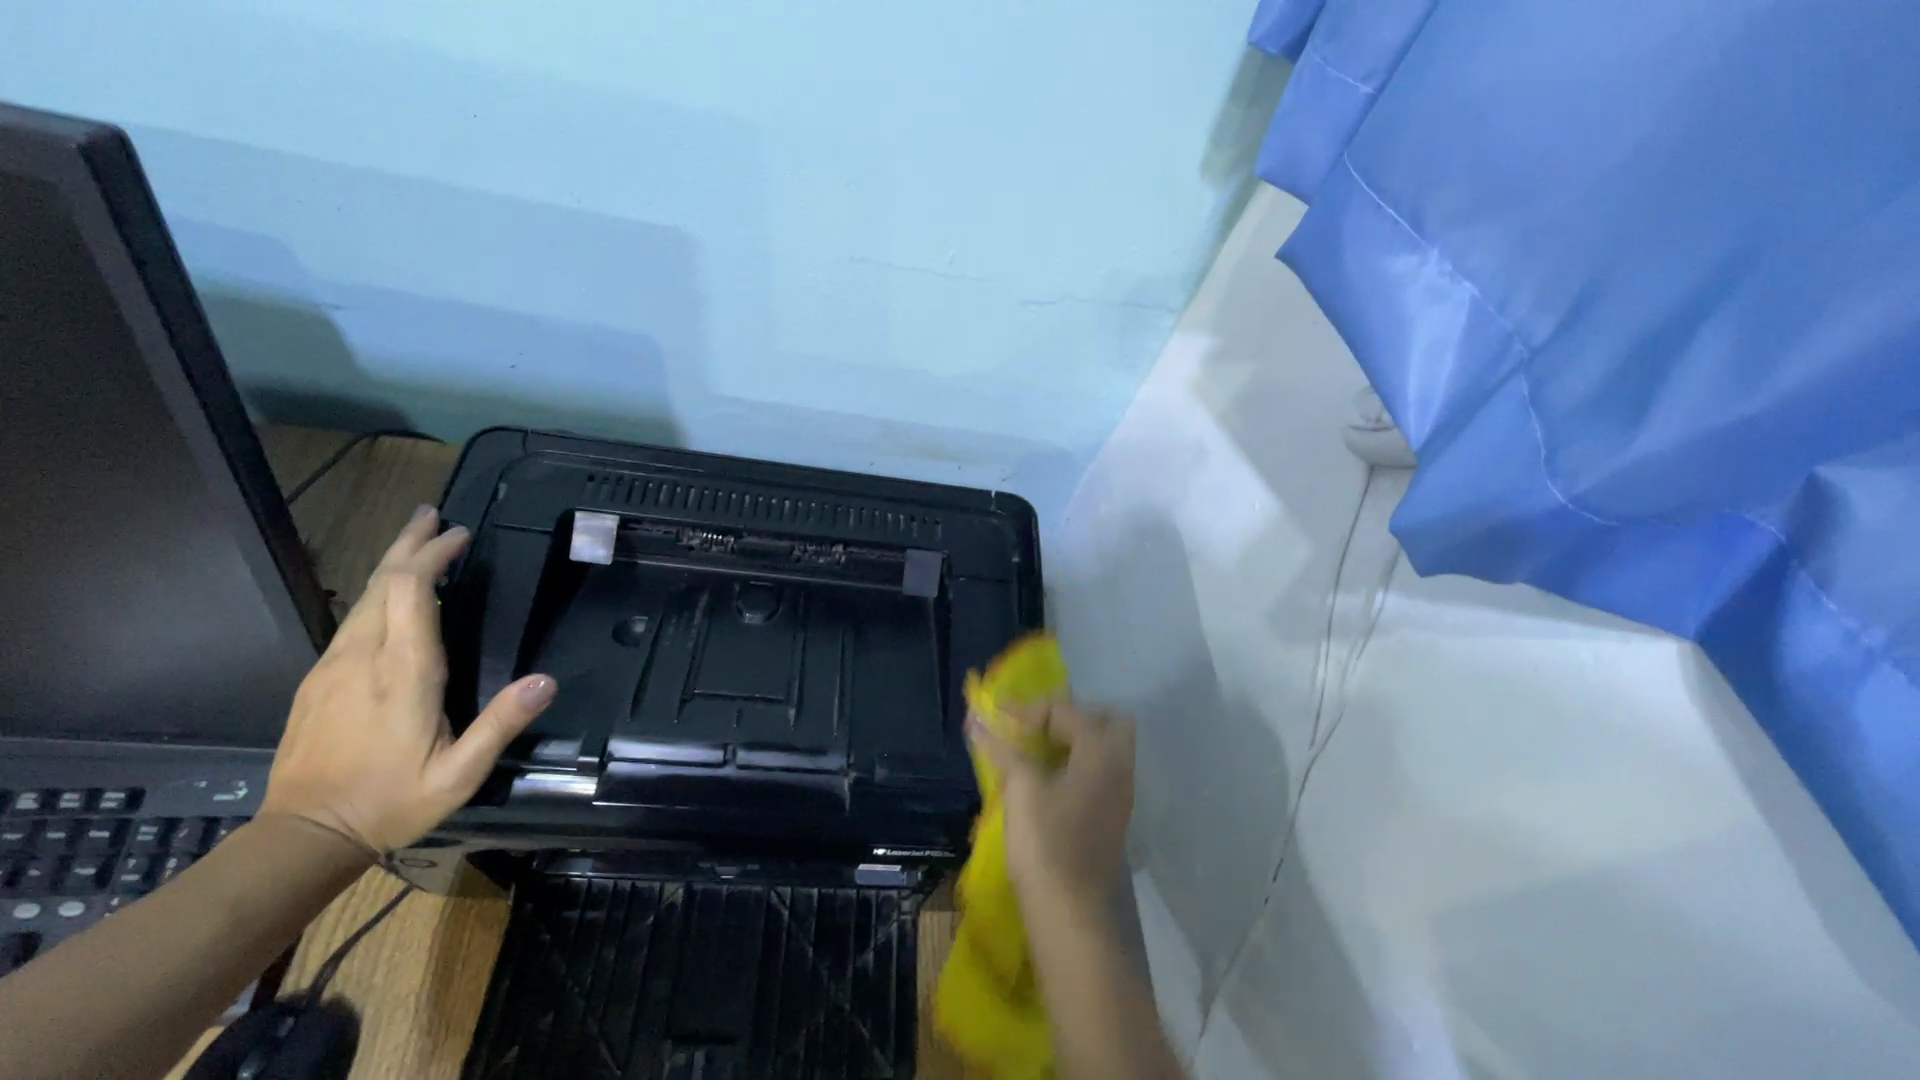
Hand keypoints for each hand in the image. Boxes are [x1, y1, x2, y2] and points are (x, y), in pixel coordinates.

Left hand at [260, 506, 557, 855]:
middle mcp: (364, 657)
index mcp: (403, 673)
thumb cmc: (391, 801)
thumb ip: (501, 724)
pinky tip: (389, 598)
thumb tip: (547, 680)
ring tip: (416, 541)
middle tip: (434, 515)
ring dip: (391, 563)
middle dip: (410, 544)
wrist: (304, 833)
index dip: (434, 555)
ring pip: (363, 597)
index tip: (460, 535)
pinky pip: (352, 620)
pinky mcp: (319, 679)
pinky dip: (377, 593)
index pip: (412, 591)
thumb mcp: (460, 774)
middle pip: (383, 582)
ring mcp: (334, 666)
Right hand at [969, 702, 1135, 914]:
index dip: (1027, 709)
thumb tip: (977, 720)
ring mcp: (1119, 794)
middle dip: (1067, 717)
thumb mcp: (1021, 788)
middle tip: (1033, 726)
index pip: (1066, 711)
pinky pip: (1096, 773)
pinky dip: (1072, 765)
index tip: (995, 716)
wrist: (1072, 911)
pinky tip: (1043, 779)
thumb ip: (1003, 749)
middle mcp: (1119, 766)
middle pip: (1103, 721)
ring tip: (1031, 752)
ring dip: (1070, 742)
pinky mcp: (1110, 817)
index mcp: (1102, 751)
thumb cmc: (1046, 843)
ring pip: (1102, 749)